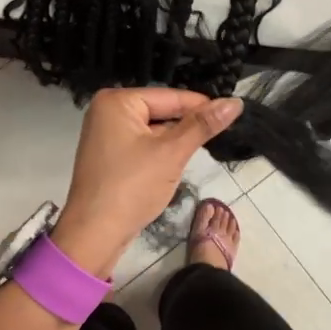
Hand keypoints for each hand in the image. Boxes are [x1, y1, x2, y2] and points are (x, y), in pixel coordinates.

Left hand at [50, 88, 243, 276]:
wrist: (95, 233)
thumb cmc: (132, 187)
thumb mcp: (172, 153)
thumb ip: (202, 125)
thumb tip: (235, 102)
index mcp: (116, 101)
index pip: (169, 96)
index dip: (202, 106)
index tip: (233, 113)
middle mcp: (106, 112)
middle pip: (159, 111)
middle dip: (186, 126)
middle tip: (221, 135)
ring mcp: (104, 135)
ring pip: (152, 131)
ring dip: (173, 142)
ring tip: (200, 151)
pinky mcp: (108, 157)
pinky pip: (141, 145)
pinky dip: (158, 153)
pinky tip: (174, 166)